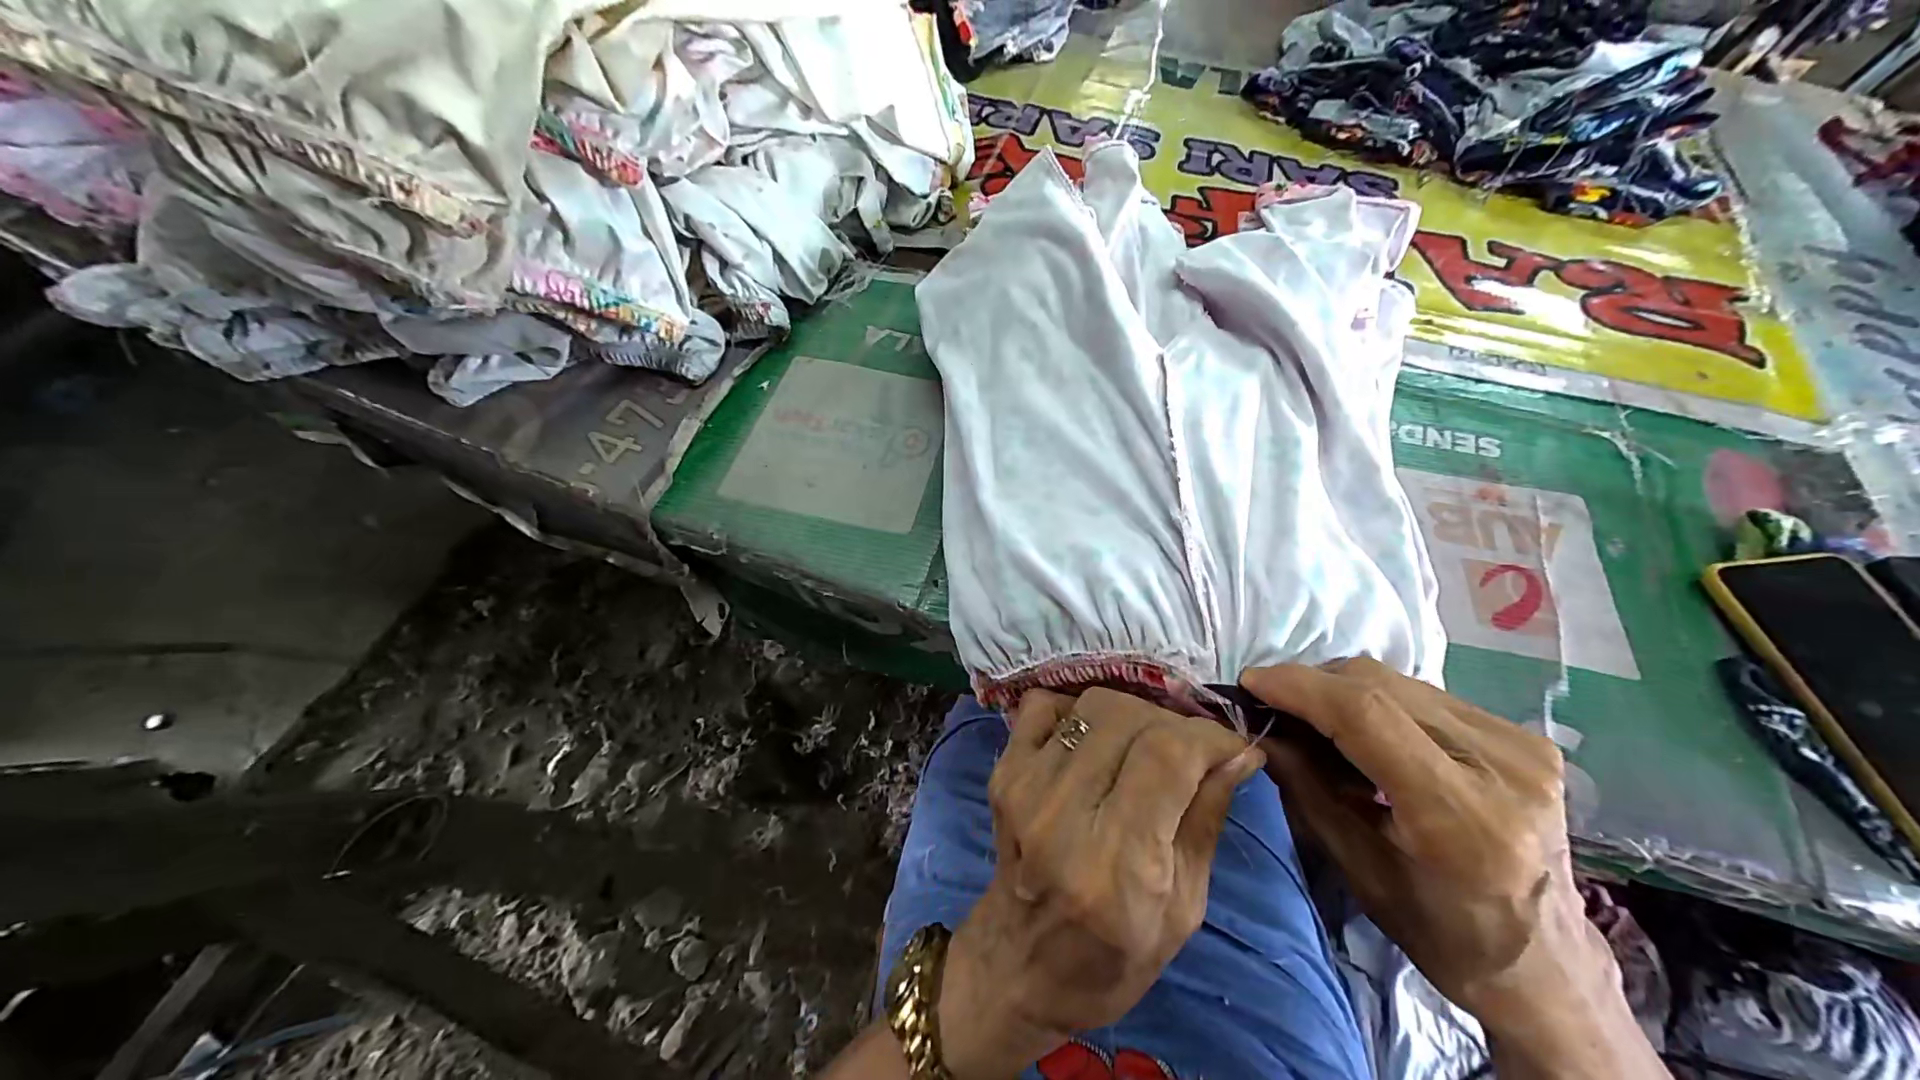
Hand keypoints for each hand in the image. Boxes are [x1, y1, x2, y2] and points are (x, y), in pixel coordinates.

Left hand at [936, 688, 1263, 1079]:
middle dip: (1175, 725)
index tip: (1232, 746)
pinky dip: (1079, 711)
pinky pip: (1044, 704)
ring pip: (1092, 706)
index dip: (1210, 737)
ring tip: (1147, 746)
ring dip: (1133, 715)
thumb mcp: (1184, 907)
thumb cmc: (1112, 956)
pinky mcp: (1002, 772)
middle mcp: (1063, 815)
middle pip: (1129, 718)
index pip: (1168, 754)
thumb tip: (1241, 752)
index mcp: (1118, 863)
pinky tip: (1096, 741)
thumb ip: (1207, 818)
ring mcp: (1024, 787)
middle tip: (1191, 751)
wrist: (1020, 966)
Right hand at [1242, 659, 1666, 1078]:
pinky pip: (1425, 695)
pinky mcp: (1526, 738)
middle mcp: (1504, 770)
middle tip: (1270, 702)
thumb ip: (1306, 789)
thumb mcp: (1358, 870)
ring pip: (1401, 681)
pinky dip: (1377, 700)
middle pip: (1382, 686)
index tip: (1250, 682)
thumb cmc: (1441, 933)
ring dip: (1341, 689)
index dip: (1300, 688)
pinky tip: (1361, 731)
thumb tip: (1259, 728)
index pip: (1368, 716)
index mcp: (1464, 819)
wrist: (1545, 963)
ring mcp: (1523, 747)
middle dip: (1312, 683)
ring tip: (1311, 718)